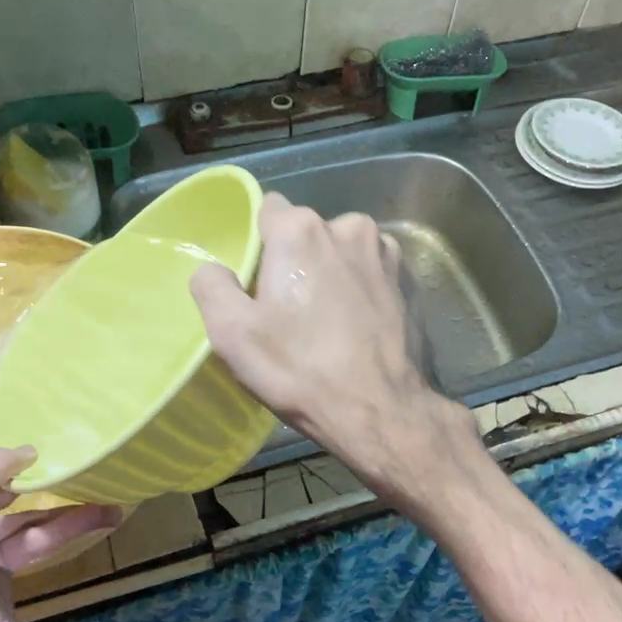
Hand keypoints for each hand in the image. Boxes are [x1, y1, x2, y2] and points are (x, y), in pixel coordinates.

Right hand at [190, 193, 470, 487]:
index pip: (267, 211)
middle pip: (307, 234)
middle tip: (290, 315)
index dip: (258, 247)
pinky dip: (361, 293)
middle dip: (296, 263)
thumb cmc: (299, 370)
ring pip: (342, 254)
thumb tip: (213, 269)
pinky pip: (371, 276)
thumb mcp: (232, 333)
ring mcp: (386, 254)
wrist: (378, 411)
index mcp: (300, 230)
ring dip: (331, 276)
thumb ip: (211, 286)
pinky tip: (356, 331)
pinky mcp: (410, 283)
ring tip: (327, 325)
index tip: (257, 285)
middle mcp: (348, 227)